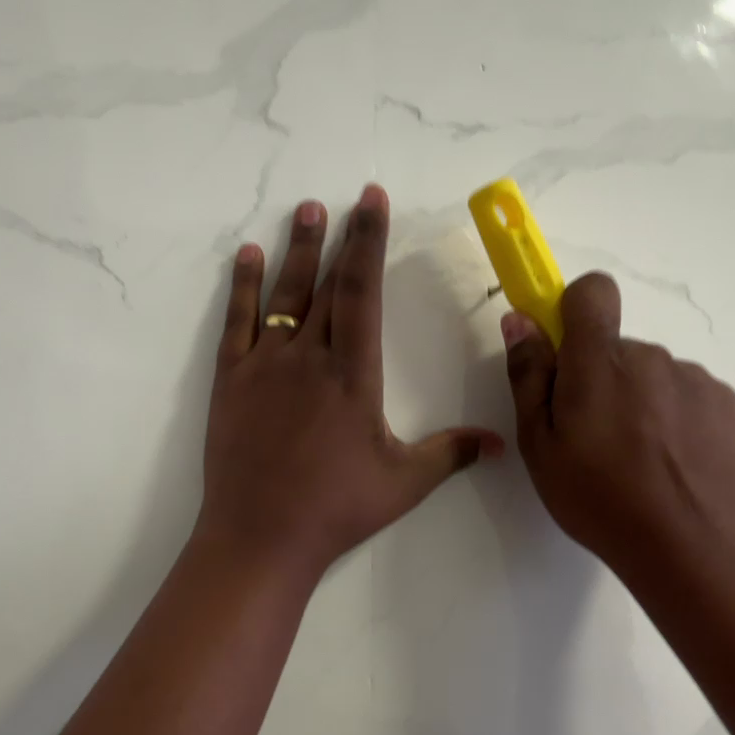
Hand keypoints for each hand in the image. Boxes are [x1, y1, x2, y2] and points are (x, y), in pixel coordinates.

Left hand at [195, 185, 502, 582]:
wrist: (260, 535)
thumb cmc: (336, 509)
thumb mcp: (404, 483)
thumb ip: (452, 453)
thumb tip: (503, 441)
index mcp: (353, 374)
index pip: (362, 292)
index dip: (367, 242)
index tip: (372, 203)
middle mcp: (308, 357)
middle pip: (324, 284)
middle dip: (337, 238)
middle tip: (341, 199)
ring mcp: (265, 366)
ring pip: (283, 295)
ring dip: (295, 251)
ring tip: (304, 211)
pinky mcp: (231, 380)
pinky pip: (236, 322)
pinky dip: (242, 287)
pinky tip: (247, 257)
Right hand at [502, 273, 734, 582]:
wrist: (688, 547)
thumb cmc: (597, 498)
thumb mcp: (539, 445)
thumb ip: (529, 376)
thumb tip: (520, 320)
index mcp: (598, 362)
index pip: (592, 291)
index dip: (574, 308)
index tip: (563, 350)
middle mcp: (649, 355)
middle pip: (614, 345)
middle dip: (598, 375)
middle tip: (590, 435)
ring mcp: (691, 377)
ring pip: (648, 372)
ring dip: (635, 398)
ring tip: (633, 456)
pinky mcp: (723, 400)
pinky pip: (681, 392)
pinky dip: (669, 415)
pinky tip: (666, 460)